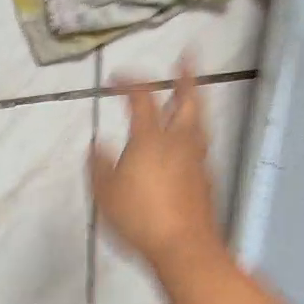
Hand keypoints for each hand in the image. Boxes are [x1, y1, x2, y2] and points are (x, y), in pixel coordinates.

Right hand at [90, 60, 226, 270]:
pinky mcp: (205, 180)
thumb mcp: (105, 194)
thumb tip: (98, 144)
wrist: (184, 247)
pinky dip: (193, 135)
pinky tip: (186, 144)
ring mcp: (196, 160)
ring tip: (190, 97)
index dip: (129, 83)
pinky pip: (200, 146)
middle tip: (188, 56)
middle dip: (186, 75)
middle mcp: (178, 142)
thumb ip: (100, 165)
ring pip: (198, 122)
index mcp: (150, 139)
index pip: (141, 98)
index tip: (115, 78)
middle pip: (188, 99)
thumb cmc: (139, 219)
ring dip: (195, 103)